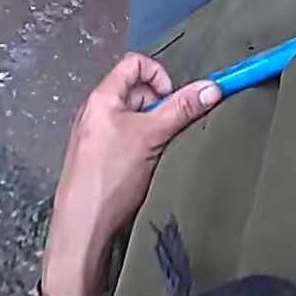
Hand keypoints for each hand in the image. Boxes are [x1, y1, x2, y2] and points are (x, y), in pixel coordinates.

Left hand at [39, 53, 221, 295]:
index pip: (135, 62)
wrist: (82, 233)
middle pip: (137, 89)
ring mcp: (95, 135)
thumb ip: (183, 109)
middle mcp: (96, 110)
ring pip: (134, 116)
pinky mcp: (97, 158)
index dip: (159, 75)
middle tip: (167, 130)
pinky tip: (147, 167)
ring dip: (152, 127)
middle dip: (159, 105)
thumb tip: (213, 86)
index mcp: (103, 96)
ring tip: (158, 151)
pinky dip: (142, 144)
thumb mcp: (152, 136)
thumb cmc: (112, 176)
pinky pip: (126, 137)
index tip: (172, 101)